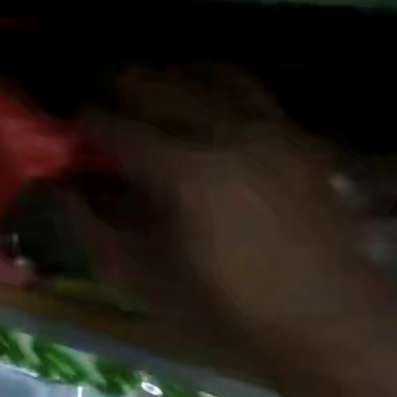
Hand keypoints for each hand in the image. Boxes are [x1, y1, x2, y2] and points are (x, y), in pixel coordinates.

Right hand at [77, 67, 396, 372]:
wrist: (329, 321)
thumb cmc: (222, 304)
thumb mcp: (142, 273)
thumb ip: (97, 221)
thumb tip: (68, 185)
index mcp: (181, 171)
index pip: (112, 126)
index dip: (83, 125)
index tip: (70, 134)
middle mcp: (224, 134)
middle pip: (158, 86)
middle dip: (120, 92)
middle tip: (103, 109)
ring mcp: (269, 130)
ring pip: (209, 75)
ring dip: (171, 79)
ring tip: (152, 94)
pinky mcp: (299, 138)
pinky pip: (251, 92)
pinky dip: (217, 89)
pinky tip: (205, 110)